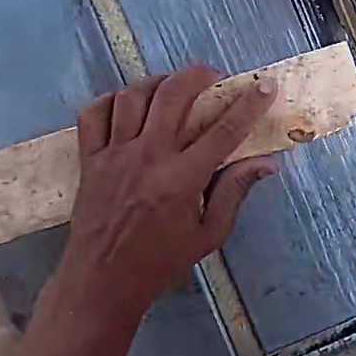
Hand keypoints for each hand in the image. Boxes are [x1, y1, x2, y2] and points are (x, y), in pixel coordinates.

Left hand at [53, 65, 278, 325]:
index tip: (266, 86)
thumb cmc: (163, 259)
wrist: (102, 280)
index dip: (249, 104)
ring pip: (134, 97)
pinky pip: (94, 113)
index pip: (224, 130)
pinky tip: (131, 103)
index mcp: (182, 178)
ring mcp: (113, 155)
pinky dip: (114, 99)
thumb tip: (266, 163)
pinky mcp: (89, 159)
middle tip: (213, 76)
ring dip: (159, 82)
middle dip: (198, 76)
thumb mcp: (210, 233)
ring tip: (175, 85)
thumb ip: (235, 192)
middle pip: (173, 96)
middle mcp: (147, 157)